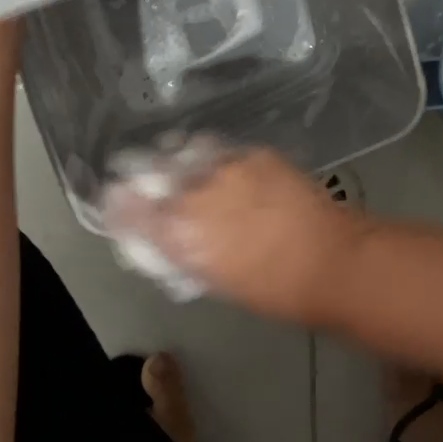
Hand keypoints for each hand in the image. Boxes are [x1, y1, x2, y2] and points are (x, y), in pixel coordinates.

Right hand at [107, 148, 369, 323]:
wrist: (331, 260)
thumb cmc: (275, 290)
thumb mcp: (216, 280)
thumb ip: (186, 253)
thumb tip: (172, 240)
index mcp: (180, 233)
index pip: (128, 208)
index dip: (116, 202)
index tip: (111, 198)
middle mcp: (194, 193)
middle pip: (151, 170)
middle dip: (140, 172)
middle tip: (137, 171)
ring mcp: (225, 167)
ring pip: (185, 152)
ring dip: (177, 159)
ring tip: (179, 161)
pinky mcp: (253, 152)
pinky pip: (222, 151)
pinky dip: (214, 158)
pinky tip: (221, 165)